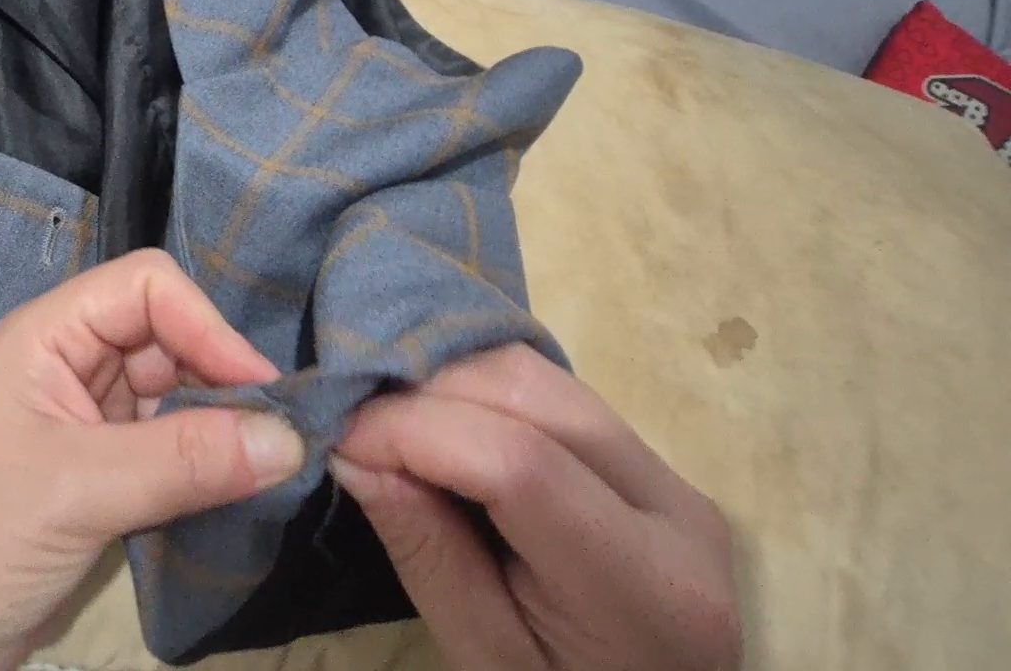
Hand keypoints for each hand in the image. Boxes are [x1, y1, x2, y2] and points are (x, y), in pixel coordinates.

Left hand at [0, 250, 305, 669]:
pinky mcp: (102, 472)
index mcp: (48, 336)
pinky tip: (237, 485)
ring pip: (175, 394)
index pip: (145, 288)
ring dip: (220, 423)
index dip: (206, 324)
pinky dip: (205, 461)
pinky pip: (170, 446)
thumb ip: (183, 461)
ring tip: (272, 464)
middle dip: (222, 376)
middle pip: (167, 337)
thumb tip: (290, 437)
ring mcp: (88, 419)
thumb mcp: (75, 492)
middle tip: (281, 435)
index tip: (262, 389)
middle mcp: (71, 363)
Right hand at [329, 344, 741, 670]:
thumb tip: (349, 450)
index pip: (519, 464)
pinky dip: (467, 379)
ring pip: (531, 371)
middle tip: (351, 421)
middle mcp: (675, 506)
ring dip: (441, 375)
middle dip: (420, 389)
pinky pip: (540, 383)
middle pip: (527, 393)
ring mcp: (664, 469)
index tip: (338, 440)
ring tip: (383, 415)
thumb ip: (423, 548)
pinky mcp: (639, 453)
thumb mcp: (480, 655)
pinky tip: (429, 411)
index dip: (412, 430)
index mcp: (649, 587)